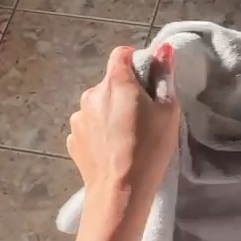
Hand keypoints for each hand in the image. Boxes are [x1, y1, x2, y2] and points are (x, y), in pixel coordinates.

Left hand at [67, 44, 180, 220]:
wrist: (120, 192)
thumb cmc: (150, 148)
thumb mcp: (168, 111)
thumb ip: (164, 76)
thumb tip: (163, 48)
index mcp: (116, 82)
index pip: (121, 55)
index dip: (136, 61)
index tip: (147, 80)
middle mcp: (91, 94)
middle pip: (110, 82)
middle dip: (124, 91)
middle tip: (143, 114)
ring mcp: (78, 118)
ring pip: (97, 105)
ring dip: (110, 112)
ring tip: (126, 136)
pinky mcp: (72, 140)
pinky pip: (89, 127)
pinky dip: (99, 132)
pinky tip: (112, 150)